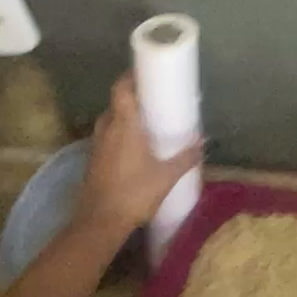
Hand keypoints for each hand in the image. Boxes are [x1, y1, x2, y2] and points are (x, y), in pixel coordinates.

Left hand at [74, 72, 202, 234]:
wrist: (98, 224)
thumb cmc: (133, 193)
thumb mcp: (166, 176)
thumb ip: (186, 157)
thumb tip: (204, 141)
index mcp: (123, 123)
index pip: (121, 87)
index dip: (131, 76)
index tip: (146, 71)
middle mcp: (107, 128)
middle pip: (116, 102)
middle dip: (132, 96)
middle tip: (152, 98)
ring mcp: (96, 145)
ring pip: (110, 119)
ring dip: (124, 116)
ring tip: (144, 121)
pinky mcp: (92, 161)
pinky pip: (106, 136)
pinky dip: (117, 133)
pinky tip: (132, 146)